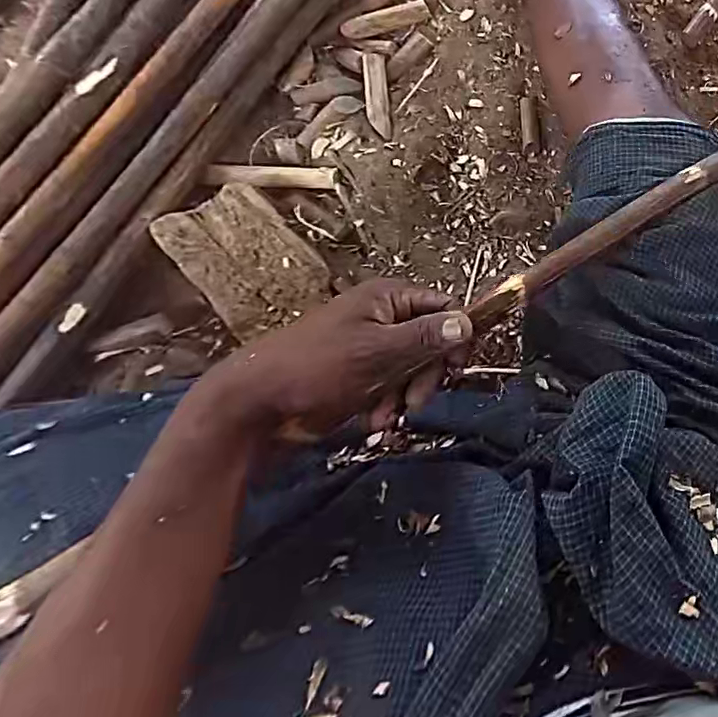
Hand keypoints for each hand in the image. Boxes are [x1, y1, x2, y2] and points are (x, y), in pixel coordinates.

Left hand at [195, 279, 473, 440]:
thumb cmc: (314, 368)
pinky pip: (392, 383)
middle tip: (416, 400)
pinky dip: (389, 402)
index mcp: (388, 298)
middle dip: (426, 374)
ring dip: (407, 393)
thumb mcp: (377, 351)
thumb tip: (468, 322)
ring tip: (386, 416)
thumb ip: (427, 336)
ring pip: (414, 366)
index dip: (455, 337)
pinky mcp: (360, 372)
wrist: (248, 408)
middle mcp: (383, 316)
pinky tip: (374, 419)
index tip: (453, 368)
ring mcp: (370, 344)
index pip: (444, 308)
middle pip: (432, 341)